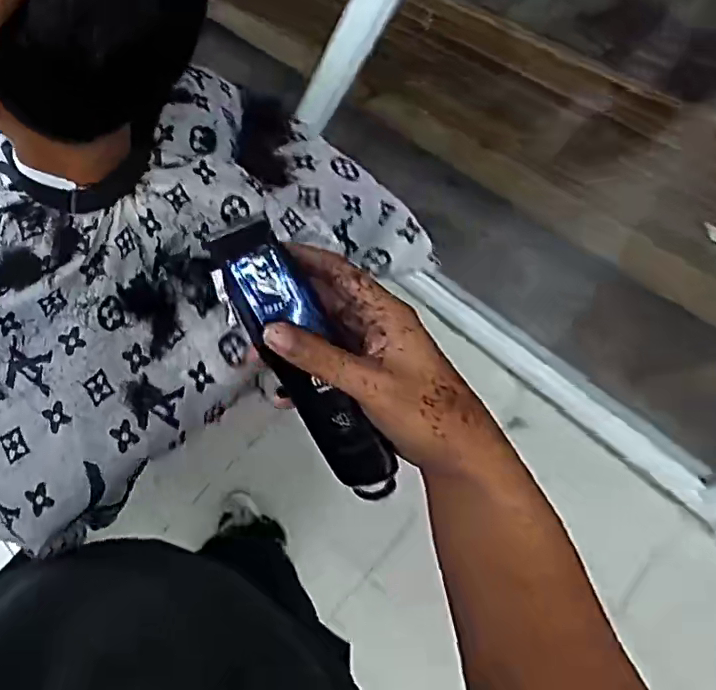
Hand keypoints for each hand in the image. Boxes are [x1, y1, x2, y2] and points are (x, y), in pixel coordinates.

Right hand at [262, 244, 513, 481]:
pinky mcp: (364, 374)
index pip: (340, 272)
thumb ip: (317, 357)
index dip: (307, 257)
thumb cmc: (435, 416)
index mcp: (386, 314)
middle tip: (253, 301)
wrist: (462, 461)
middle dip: (288, 300)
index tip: (274, 253)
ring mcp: (369, 350)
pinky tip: (285, 384)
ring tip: (260, 346)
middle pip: (324, 300)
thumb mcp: (368, 383)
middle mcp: (375, 326)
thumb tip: (274, 332)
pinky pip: (325, 359)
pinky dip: (303, 366)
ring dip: (291, 337)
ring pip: (321, 330)